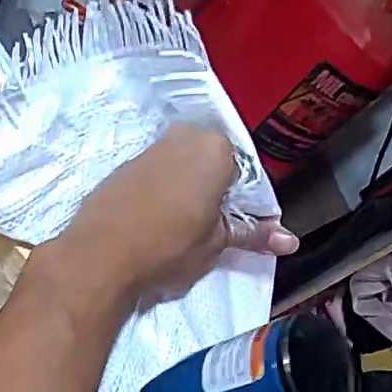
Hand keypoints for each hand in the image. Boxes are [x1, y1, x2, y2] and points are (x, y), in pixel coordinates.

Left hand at [31, 125, 297, 303]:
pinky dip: (159, 197)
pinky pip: (154, 179)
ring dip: (186, 195)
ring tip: (179, 233)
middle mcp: (183, 136)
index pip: (245, 176)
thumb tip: (290, 242)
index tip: (234, 232)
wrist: (100, 255)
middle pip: (210, 167)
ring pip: (180, 171)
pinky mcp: (122, 167)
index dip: (243, 207)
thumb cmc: (169, 247)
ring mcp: (149, 148)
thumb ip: (252, 235)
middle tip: (208, 233)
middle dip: (213, 195)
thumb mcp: (216, 244)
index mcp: (216, 147)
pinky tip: (153, 226)